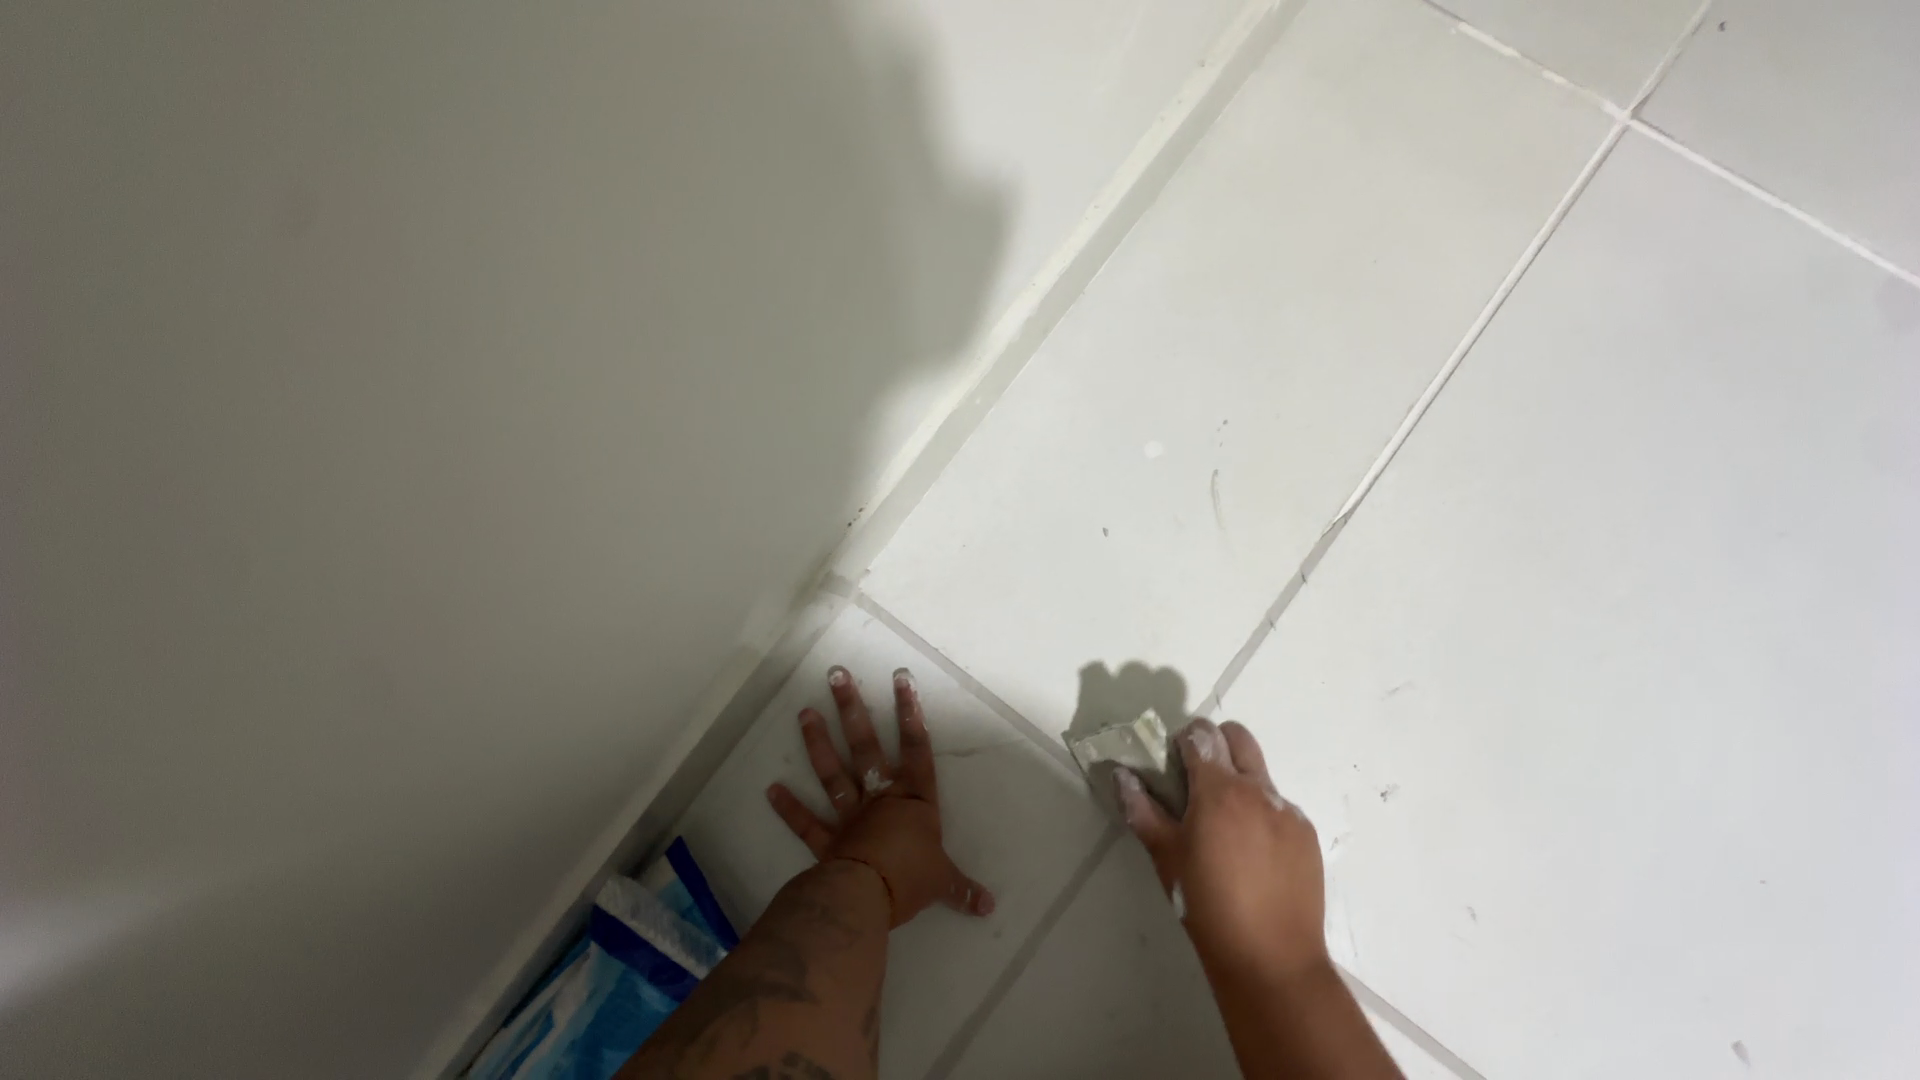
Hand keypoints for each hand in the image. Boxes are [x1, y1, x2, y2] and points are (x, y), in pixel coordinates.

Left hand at [766, 665, 994, 926]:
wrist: (869, 897)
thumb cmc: (911, 878)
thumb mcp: (944, 881)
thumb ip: (963, 888)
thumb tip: (989, 906)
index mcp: (914, 800)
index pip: (916, 749)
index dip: (910, 714)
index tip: (900, 679)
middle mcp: (880, 799)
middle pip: (866, 747)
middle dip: (853, 710)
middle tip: (837, 676)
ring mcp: (851, 816)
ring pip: (833, 773)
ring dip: (817, 743)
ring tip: (804, 712)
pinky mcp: (827, 840)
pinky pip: (806, 822)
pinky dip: (788, 808)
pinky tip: (771, 789)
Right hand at [1116, 718, 1327, 986]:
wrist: (1271, 959)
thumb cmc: (1206, 904)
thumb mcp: (1165, 856)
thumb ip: (1141, 809)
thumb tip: (1122, 775)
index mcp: (1219, 790)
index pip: (1202, 735)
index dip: (1183, 740)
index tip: (1173, 763)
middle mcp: (1258, 790)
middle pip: (1238, 737)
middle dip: (1216, 744)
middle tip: (1198, 779)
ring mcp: (1288, 812)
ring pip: (1260, 773)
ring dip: (1239, 780)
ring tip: (1224, 826)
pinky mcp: (1306, 836)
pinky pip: (1279, 807)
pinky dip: (1260, 813)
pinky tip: (1251, 854)